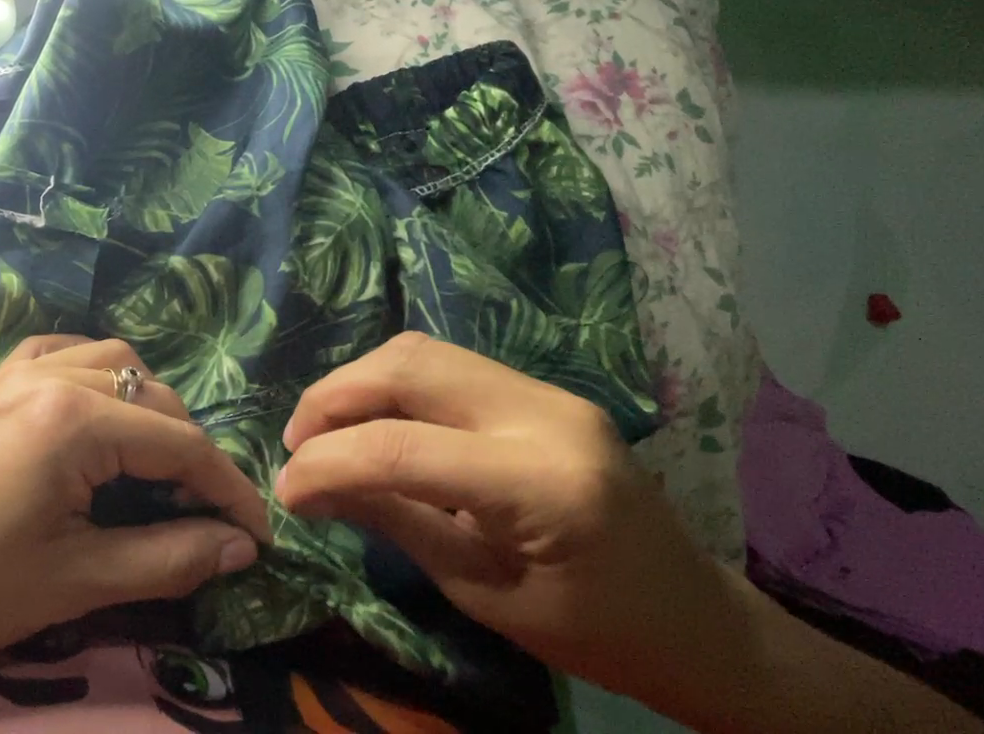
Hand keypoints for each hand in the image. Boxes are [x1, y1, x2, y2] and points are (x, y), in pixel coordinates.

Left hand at [0, 336, 271, 667]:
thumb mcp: (75, 581)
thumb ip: (167, 557)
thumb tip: (240, 546)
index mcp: (72, 419)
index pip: (181, 444)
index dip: (229, 491)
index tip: (259, 535)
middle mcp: (48, 374)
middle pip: (153, 396)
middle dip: (191, 451)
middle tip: (203, 512)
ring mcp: (13, 369)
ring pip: (112, 362)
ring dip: (148, 407)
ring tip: (155, 465)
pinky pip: (60, 353)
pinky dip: (95, 377)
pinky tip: (94, 414)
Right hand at [273, 332, 736, 697]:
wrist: (700, 623)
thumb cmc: (593, 632)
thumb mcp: (479, 593)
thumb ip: (393, 520)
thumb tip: (306, 486)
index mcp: (544, 486)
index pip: (402, 448)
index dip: (326, 462)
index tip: (284, 490)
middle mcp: (546, 416)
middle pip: (408, 367)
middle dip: (331, 398)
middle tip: (295, 445)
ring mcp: (549, 393)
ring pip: (421, 351)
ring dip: (356, 382)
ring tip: (324, 431)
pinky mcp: (542, 390)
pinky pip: (446, 364)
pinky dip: (390, 384)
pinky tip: (371, 420)